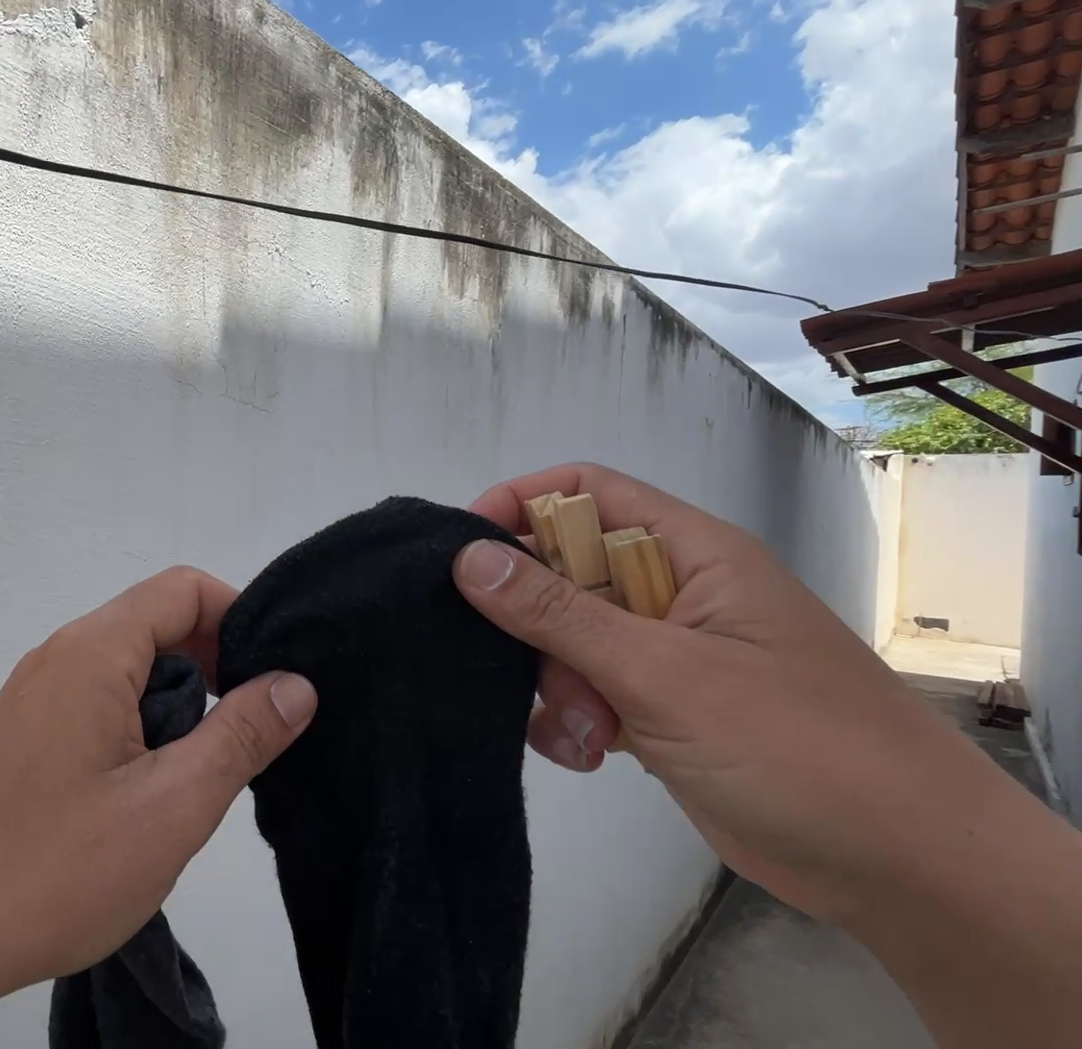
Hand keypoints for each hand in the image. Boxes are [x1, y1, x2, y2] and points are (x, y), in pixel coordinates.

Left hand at [0, 567, 316, 1048]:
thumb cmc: (56, 868)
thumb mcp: (172, 806)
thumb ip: (241, 735)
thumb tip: (295, 683)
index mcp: (92, 652)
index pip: (183, 589)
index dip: (241, 616)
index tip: (280, 674)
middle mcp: (57, 657)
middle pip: (155, 624)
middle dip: (215, 664)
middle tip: (250, 734)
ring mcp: (33, 697)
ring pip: (127, 669)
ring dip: (176, 704)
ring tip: (200, 772)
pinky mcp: (22, 736)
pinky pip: (96, 703)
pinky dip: (139, 726)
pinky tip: (149, 790)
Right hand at [453, 463, 1081, 1048]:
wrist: (903, 871)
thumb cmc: (797, 747)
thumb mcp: (662, 673)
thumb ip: (558, 614)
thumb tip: (468, 555)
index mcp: (691, 555)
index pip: (586, 493)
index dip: (520, 505)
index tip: (462, 550)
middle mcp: (671, 593)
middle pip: (561, 572)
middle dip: (534, 625)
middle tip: (533, 672)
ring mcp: (662, 653)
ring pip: (562, 640)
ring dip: (553, 685)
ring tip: (584, 732)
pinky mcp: (654, 707)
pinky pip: (579, 690)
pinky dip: (568, 720)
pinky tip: (588, 754)